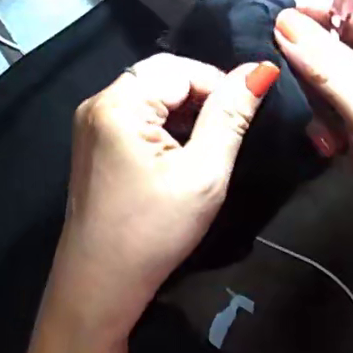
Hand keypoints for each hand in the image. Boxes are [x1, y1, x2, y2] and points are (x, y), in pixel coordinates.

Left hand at [50, 54, 277, 338]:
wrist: (99, 283)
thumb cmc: (154, 231)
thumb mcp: (203, 173)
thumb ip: (231, 116)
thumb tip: (261, 69)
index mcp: (118, 103)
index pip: (180, 68)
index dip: (218, 84)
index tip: (245, 116)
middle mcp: (98, 102)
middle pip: (160, 75)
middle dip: (201, 94)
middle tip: (229, 130)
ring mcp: (91, 121)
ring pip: (149, 93)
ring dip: (183, 109)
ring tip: (208, 143)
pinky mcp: (93, 141)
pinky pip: (135, 113)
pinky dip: (163, 122)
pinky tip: (180, 150)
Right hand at [272, 0, 352, 263]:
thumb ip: (330, 70)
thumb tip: (284, 22)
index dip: (308, 11)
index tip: (275, 39)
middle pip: (333, 28)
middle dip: (312, 66)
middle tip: (314, 107)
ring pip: (328, 61)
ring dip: (318, 97)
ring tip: (331, 134)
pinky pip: (336, 87)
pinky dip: (327, 112)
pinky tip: (335, 140)